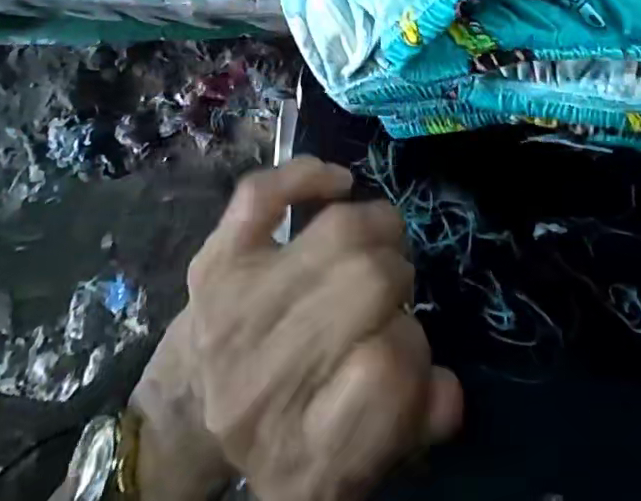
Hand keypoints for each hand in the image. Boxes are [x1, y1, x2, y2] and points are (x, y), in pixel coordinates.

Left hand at [127, 158, 462, 500]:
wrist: (193, 410)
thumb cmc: (285, 432)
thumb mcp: (352, 464)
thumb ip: (411, 427)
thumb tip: (447, 383)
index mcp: (307, 447)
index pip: (388, 371)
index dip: (415, 346)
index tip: (407, 342)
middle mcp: (265, 377)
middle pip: (366, 284)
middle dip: (398, 275)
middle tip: (396, 283)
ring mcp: (235, 308)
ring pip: (333, 235)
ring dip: (375, 226)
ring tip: (381, 239)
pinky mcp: (214, 259)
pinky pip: (263, 195)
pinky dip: (305, 177)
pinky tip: (338, 184)